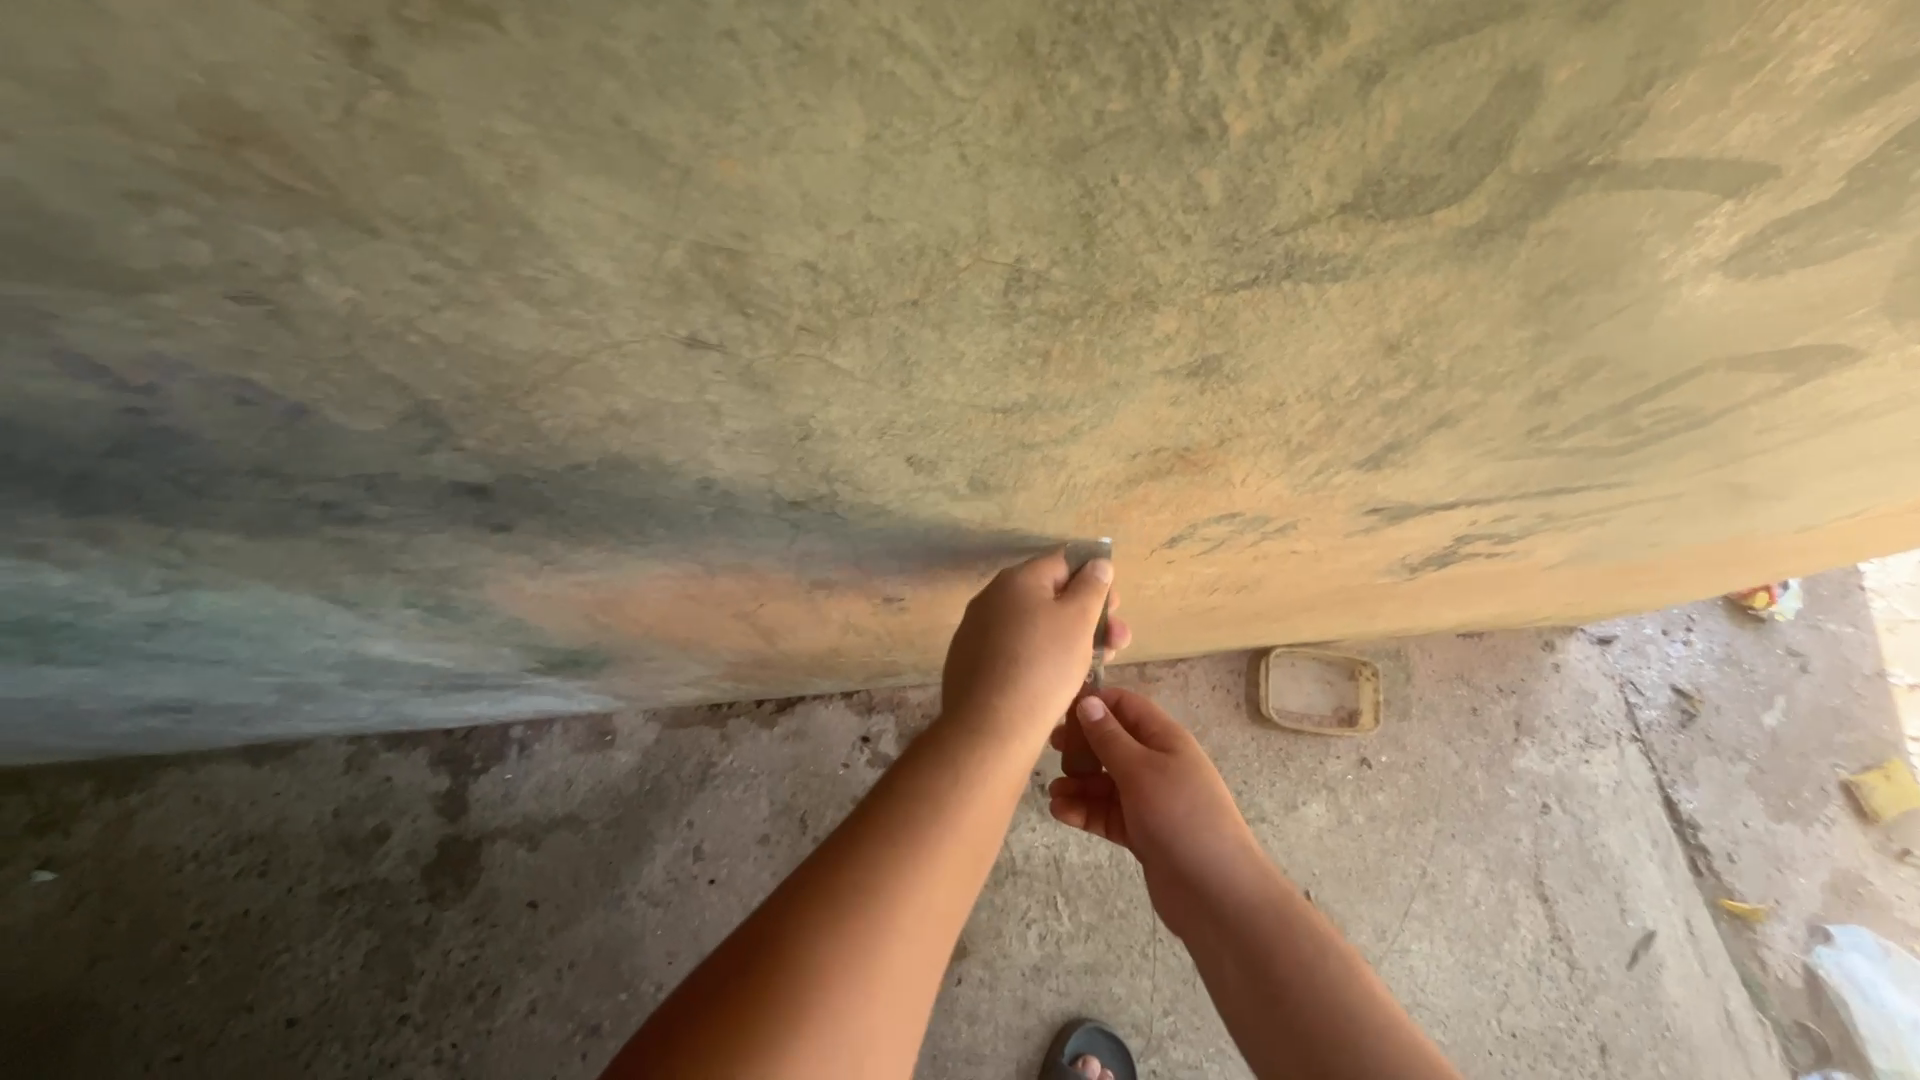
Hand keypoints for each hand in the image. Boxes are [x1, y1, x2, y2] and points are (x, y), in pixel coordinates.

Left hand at [940, 550, 1131, 737]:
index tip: (1114, 607)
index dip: (1094, 578)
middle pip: (1049, 597)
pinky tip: (1060, 682)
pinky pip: (1015, 651)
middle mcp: (991, 599)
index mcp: (1016, 580)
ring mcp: (977, 632)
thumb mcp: (1078, 621)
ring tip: (1098, 665)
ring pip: (1034, 627)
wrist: (990, 727)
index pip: (1062, 562)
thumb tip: (1097, 563)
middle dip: (1088, 617)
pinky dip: (1041, 659)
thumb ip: (1092, 587)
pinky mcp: (972, 664)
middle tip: (1118, 642)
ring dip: (1069, 640)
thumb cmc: (1043, 666)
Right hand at [1049, 688, 1267, 939]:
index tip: (1060, 711)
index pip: (1126, 706)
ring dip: (1078, 783)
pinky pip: (1107, 813)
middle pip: (1113, 744)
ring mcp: (1149, 800)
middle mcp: (1157, 764)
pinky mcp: (1141, 832)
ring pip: (1106, 782)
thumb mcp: (1141, 769)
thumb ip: (1109, 737)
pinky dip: (1085, 810)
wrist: (1215, 890)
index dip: (1095, 703)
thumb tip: (1088, 701)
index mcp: (1164, 739)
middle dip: (1082, 746)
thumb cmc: (1180, 815)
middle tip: (1052, 750)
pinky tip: (1060, 812)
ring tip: (1053, 792)